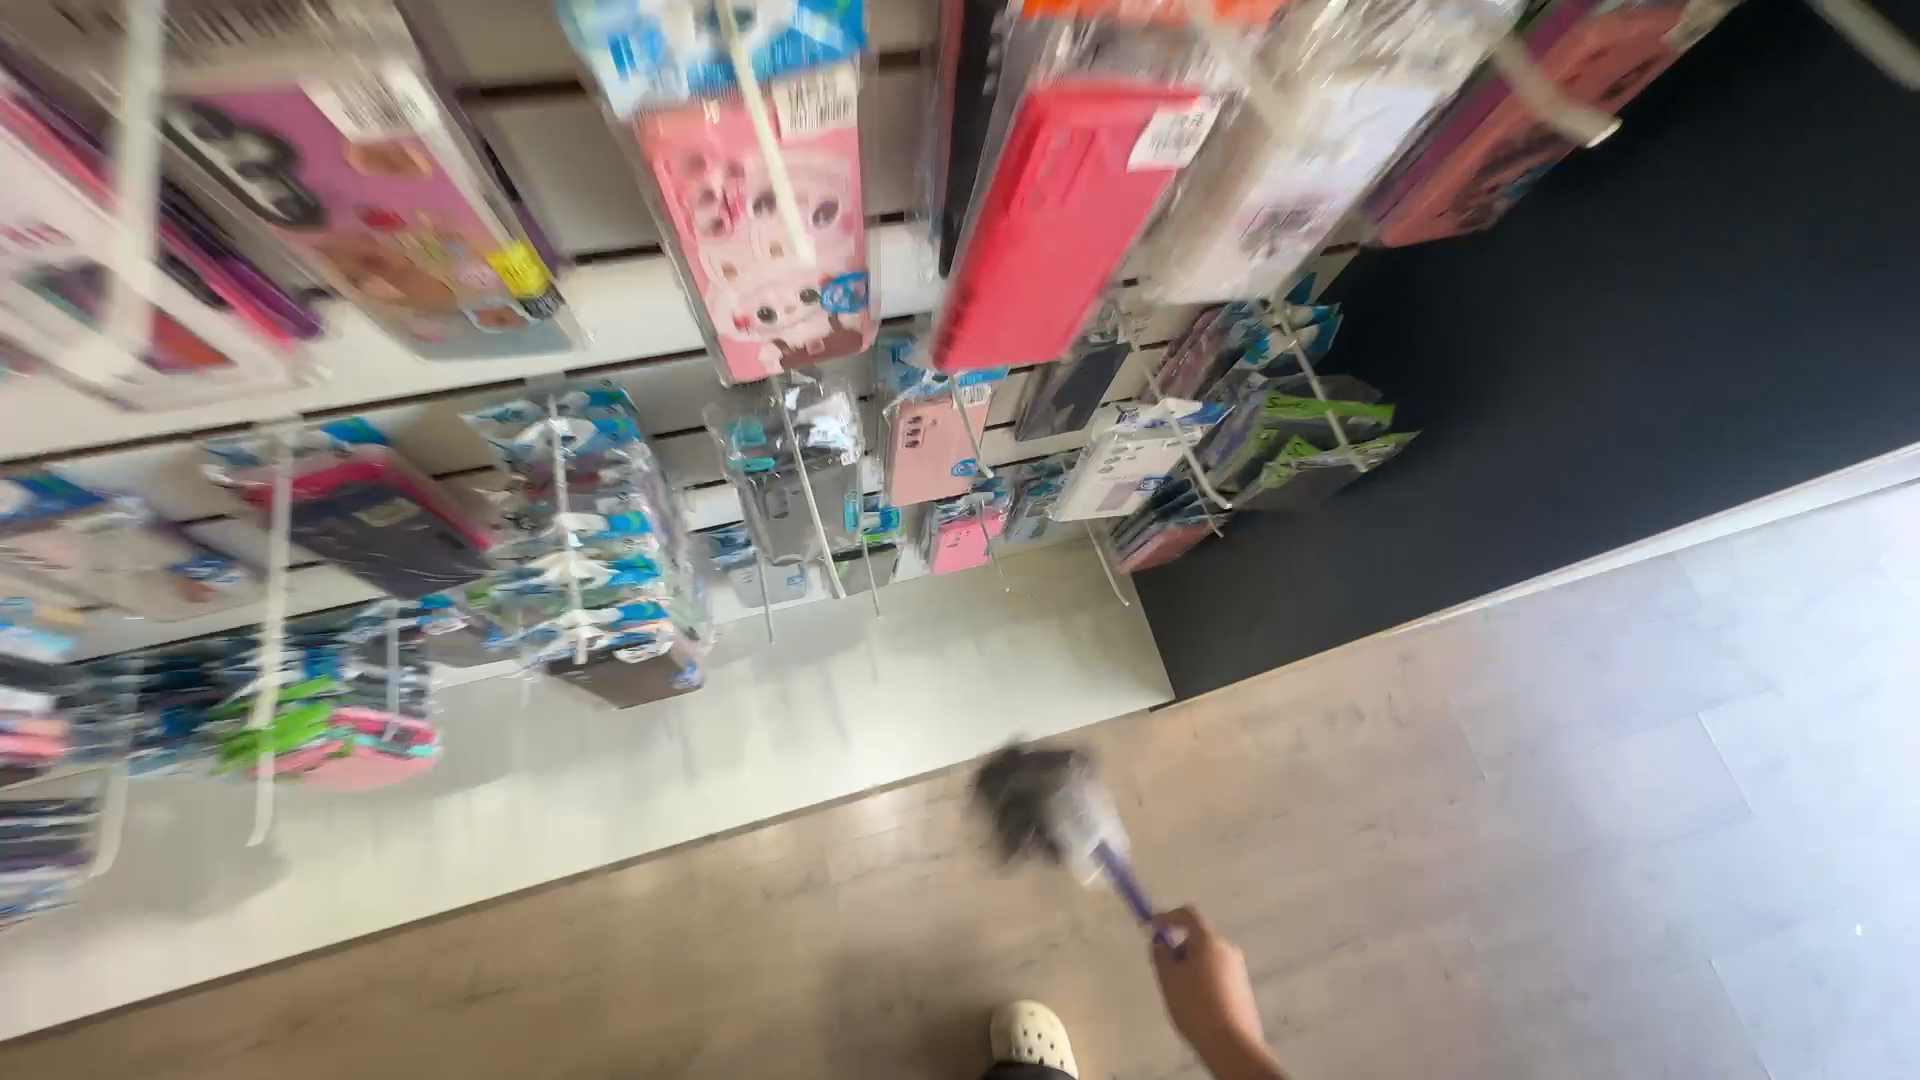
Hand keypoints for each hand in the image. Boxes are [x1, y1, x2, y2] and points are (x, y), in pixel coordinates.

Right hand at [1150, 908, 1286, 1079]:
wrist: (1233, 1046)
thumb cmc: (1195, 1005)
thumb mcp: (1168, 977)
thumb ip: (1160, 953)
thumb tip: (1161, 942)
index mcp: (1209, 940)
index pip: (1188, 914)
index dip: (1168, 916)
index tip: (1152, 927)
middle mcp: (1227, 948)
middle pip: (1198, 936)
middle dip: (1179, 946)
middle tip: (1165, 967)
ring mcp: (1238, 969)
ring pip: (1207, 956)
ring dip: (1190, 964)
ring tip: (1179, 991)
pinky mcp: (1243, 988)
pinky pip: (1217, 972)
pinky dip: (1203, 978)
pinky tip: (1196, 1003)